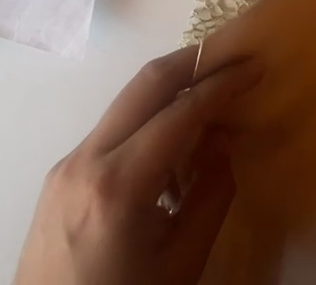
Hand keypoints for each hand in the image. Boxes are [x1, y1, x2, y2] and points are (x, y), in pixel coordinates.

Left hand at [13, 44, 261, 284]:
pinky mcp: (59, 175)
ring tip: (211, 95)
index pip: (181, 111)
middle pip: (146, 83)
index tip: (256, 65)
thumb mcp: (182, 260)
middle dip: (196, 60)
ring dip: (172, 88)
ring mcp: (66, 165)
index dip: (223, 83)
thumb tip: (220, 137)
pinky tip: (173, 142)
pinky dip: (149, 119)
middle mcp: (85, 160)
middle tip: (234, 55)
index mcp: (118, 185)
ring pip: (127, 101)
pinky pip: (113, 129)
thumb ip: (211, 191)